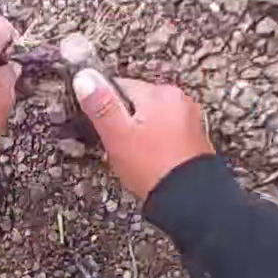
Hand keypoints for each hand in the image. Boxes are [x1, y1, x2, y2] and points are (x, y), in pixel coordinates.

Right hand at [73, 68, 214, 202]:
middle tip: (119, 150)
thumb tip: (84, 78)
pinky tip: (150, 164)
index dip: (105, 110)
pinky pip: (165, 136)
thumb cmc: (154, 169)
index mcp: (160, 94)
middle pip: (136, 105)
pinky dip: (154, 147)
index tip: (103, 130)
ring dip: (139, 137)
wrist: (191, 199)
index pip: (119, 87)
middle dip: (124, 125)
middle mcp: (179, 101)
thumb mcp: (118, 136)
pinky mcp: (193, 140)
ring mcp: (189, 120)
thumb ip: (101, 106)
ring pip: (150, 121)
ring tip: (134, 161)